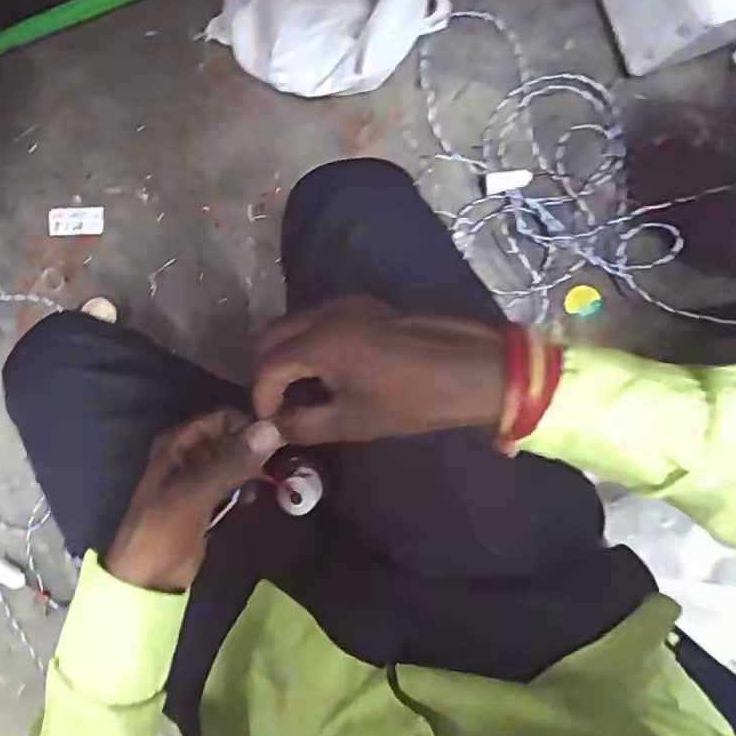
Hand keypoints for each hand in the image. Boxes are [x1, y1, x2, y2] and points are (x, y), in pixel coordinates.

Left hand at [104, 409, 284, 592]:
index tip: (276, 439)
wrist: (148, 579)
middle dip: (255, 446)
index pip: (222, 417)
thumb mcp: (195, 492)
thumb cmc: (162, 529)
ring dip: (254, 466)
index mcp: (177, 443)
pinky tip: (260, 492)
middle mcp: (189, 453)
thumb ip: (232, 461)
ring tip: (277, 475)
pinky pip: (234, 483)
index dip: (248, 424)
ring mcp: (200, 478)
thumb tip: (271, 431)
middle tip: (282, 460)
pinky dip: (247, 486)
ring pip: (235, 460)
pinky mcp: (210, 501)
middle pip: (231, 437)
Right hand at [251, 297, 506, 443]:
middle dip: (267, 371)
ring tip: (298, 390)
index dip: (261, 397)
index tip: (269, 422)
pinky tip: (326, 369)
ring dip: (286, 354)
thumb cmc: (413, 400)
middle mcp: (326, 314)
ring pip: (295, 324)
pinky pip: (319, 319)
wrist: (474, 369)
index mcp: (320, 342)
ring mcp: (347, 304)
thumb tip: (269, 430)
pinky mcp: (366, 305)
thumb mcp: (353, 421)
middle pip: (273, 337)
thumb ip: (302, 425)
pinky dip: (308, 341)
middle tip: (277, 404)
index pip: (268, 366)